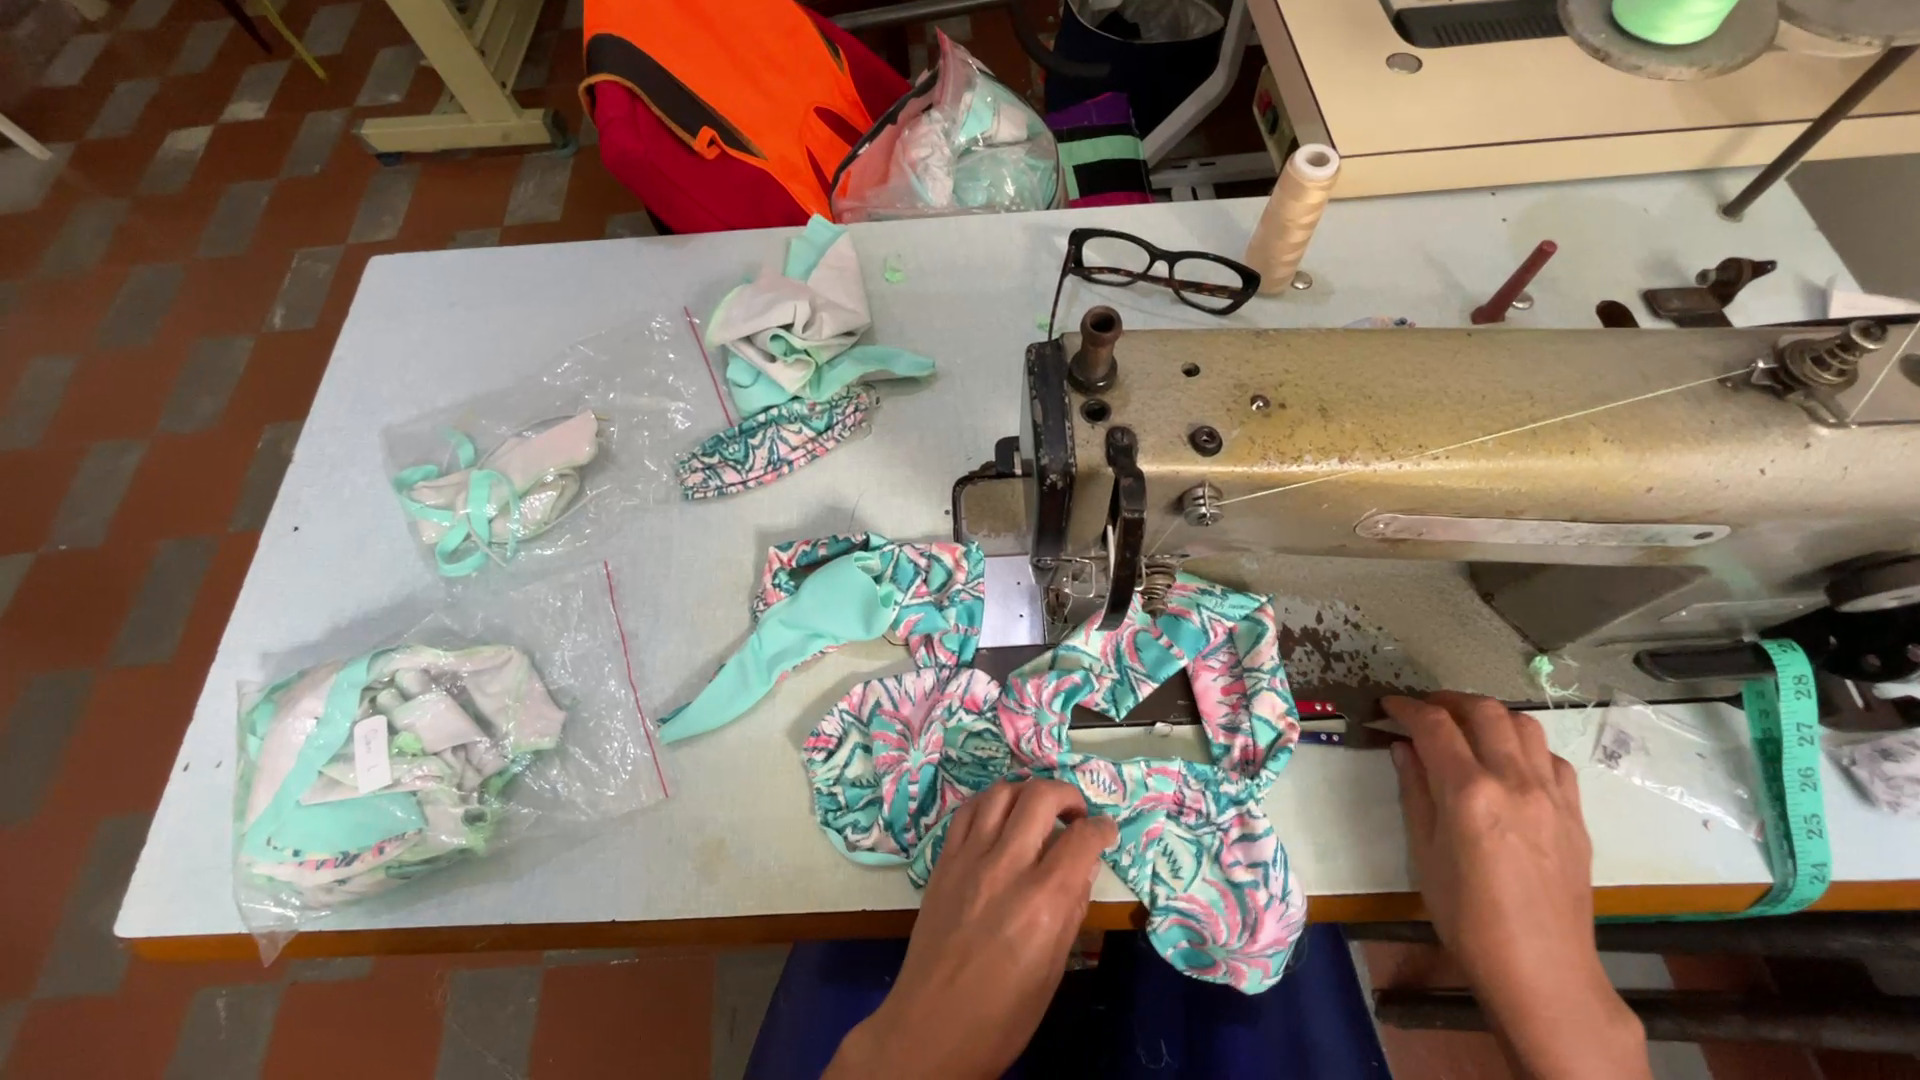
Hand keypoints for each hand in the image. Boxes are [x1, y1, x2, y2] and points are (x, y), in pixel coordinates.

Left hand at [826, 779, 1118, 1079]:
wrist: (930, 1028)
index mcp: (1042, 901)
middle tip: (1076, 814)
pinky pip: (967, 812)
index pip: (1082, 838)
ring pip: (1000, 793)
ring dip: (1027, 792)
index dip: (1103, 827)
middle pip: (1040, 797)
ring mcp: (968, 860)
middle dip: (1067, 795)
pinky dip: (991, 803)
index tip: (1107, 831)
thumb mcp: (1054, 968)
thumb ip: (1072, 908)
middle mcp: (1005, 867)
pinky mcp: (942, 862)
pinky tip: (1001, 818)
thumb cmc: (1003, 1014)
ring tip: (1039, 811)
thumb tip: (1085, 864)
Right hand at [1385, 692, 1648, 1079]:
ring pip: (1525, 725)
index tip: (1388, 706)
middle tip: (1423, 710)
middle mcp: (1515, 781)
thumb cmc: (1466, 917)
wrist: (1540, 968)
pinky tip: (1508, 766)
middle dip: (1448, 701)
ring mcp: (1552, 795)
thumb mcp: (1424, 852)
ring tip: (1466, 729)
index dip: (1406, 707)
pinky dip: (1525, 747)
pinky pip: (1552, 759)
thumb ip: (1415, 790)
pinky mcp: (1575, 813)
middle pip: (1484, 711)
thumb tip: (1404, 748)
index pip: (1435, 725)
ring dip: (1490, 717)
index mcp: (1470, 792)